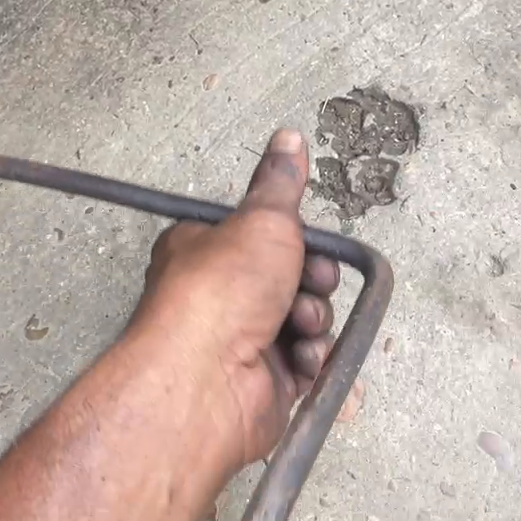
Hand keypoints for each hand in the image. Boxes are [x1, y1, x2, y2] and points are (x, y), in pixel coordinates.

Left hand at [126, 128, 339, 470]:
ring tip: (298, 326)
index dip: (296, 238)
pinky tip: (302, 359)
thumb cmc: (220, 294)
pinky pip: (306, 362)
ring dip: (313, 320)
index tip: (308, 241)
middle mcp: (223, 294)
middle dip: (313, 280)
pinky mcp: (265, 381)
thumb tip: (288, 139)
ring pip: (305, 319)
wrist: (208, 381)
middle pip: (293, 276)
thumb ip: (280, 182)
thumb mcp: (260, 220)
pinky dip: (312, 359)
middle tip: (309, 283)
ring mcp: (244, 339)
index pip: (266, 234)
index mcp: (209, 249)